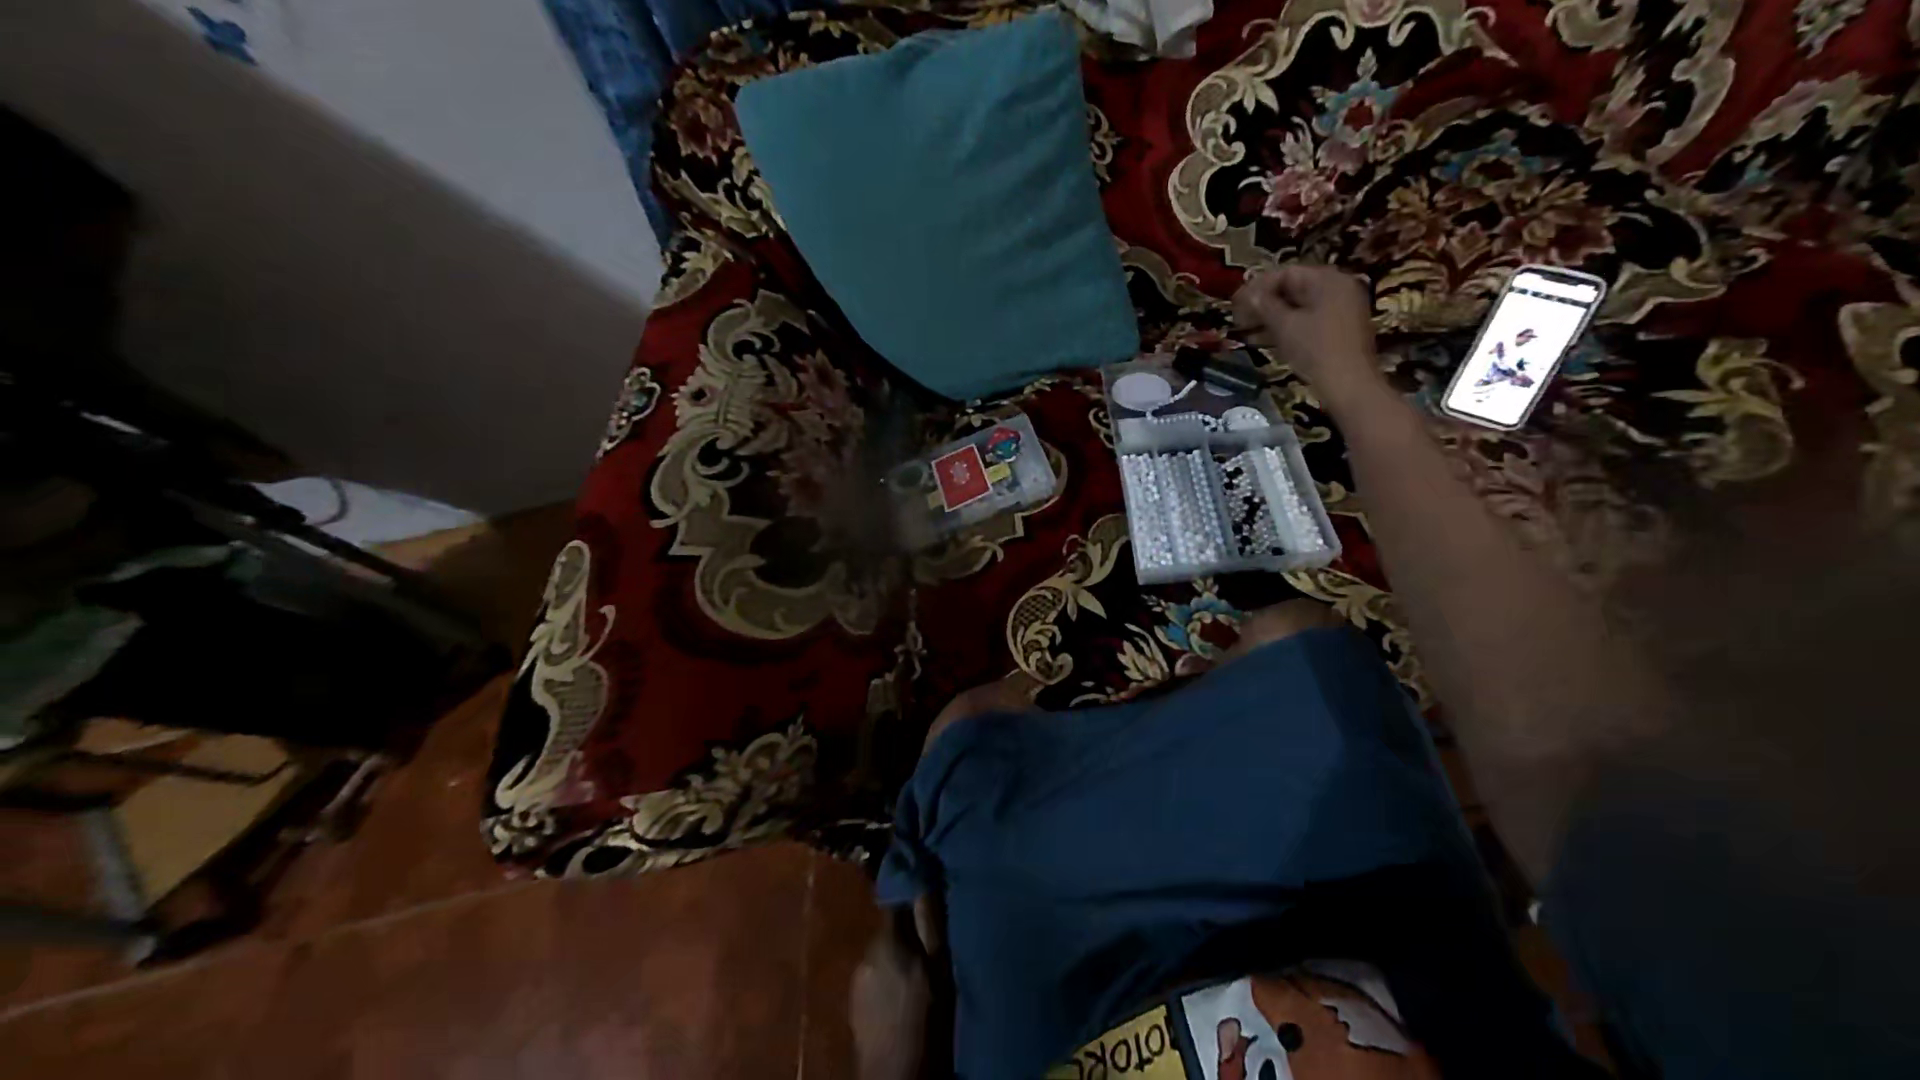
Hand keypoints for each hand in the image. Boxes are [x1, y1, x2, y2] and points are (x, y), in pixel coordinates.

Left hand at [851, 910, 931, 1079]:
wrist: (897, 1076)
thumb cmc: (927, 1020)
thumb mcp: (940, 969)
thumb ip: (931, 923)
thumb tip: (924, 882)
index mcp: (887, 939)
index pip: (895, 900)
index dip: (910, 897)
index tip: (925, 900)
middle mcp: (865, 952)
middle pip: (889, 929)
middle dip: (906, 934)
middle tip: (927, 951)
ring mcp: (856, 979)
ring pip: (881, 954)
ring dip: (896, 958)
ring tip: (914, 978)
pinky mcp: (853, 1003)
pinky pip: (873, 977)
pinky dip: (886, 980)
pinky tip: (899, 998)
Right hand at [1232, 264, 1387, 416]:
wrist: (1348, 384)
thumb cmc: (1315, 349)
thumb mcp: (1284, 326)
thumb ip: (1264, 306)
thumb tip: (1247, 295)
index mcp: (1327, 280)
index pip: (1286, 273)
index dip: (1257, 287)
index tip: (1235, 302)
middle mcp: (1338, 288)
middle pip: (1293, 288)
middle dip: (1263, 303)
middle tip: (1238, 317)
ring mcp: (1340, 309)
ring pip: (1299, 307)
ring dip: (1270, 317)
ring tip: (1244, 330)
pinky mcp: (1338, 330)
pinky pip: (1307, 320)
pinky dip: (1285, 328)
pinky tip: (1262, 340)